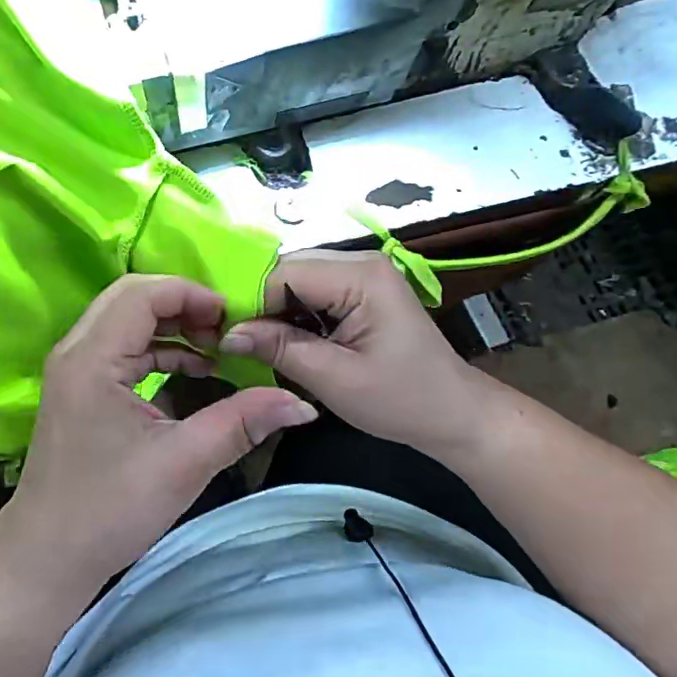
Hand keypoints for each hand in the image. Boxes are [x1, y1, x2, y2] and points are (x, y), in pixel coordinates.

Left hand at [0, 275, 318, 592]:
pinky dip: (157, 350)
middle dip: (182, 305)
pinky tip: (193, 371)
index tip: (232, 318)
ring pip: (124, 321)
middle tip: (225, 329)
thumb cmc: (110, 508)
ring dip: (170, 327)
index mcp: (91, 357)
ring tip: (216, 348)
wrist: (48, 555)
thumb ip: (241, 422)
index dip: (190, 294)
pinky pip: (120, 348)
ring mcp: (73, 368)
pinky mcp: (78, 388)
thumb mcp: (183, 462)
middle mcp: (75, 351)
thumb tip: (301, 403)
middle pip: (130, 298)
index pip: (141, 294)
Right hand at [218, 250, 491, 455]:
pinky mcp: (356, 289)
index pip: (284, 273)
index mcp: (361, 276)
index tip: (222, 333)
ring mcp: (359, 273)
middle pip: (286, 270)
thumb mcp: (335, 379)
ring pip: (293, 279)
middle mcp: (359, 261)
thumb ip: (279, 349)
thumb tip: (226, 335)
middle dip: (257, 303)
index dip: (249, 301)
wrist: (455, 415)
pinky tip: (280, 338)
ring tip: (250, 341)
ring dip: (271, 309)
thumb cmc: (402, 400)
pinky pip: (308, 291)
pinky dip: (289, 313)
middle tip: (231, 338)